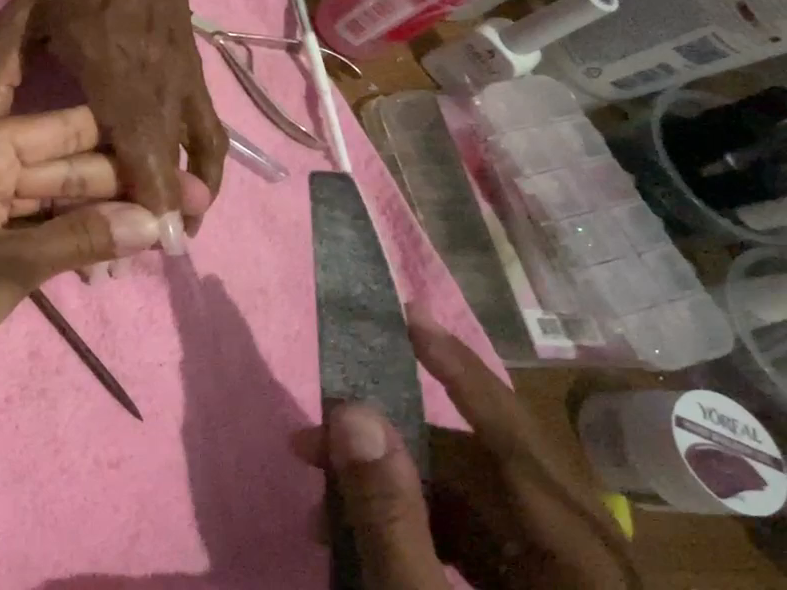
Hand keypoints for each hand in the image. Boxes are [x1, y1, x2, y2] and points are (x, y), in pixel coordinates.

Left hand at [0, 0, 226, 236]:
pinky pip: (209, 134)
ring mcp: (181, 88)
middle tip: (146, 258)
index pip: (131, 153)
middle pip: (162, 166)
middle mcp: (152, 93)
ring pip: (190, 156)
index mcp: (106, 82)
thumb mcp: (22, 17)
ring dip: (188, 199)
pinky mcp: (194, 82)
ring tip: (177, 240)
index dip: (142, 201)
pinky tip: (203, 194)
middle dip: (159, 215)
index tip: (143, 245)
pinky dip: (210, 167)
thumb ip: (0, 71)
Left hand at [0, 107, 208, 375]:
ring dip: (100, 216)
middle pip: (62, 165)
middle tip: (198, 205)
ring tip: (169, 234)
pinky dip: (67, 236)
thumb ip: (83, 238)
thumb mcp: (12, 265)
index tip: (181, 158)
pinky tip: (113, 254)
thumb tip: (155, 223)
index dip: (124, 145)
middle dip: (123, 187)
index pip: (63, 129)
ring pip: (50, 196)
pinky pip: (31, 222)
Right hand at [294, 305, 638, 588]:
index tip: (404, 316)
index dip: (453, 368)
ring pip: (471, 507)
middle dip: (384, 448)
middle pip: (475, 468)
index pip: (505, 431)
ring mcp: (565, 581)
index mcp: (567, 549)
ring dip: (391, 494)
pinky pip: (477, 545)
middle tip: (303, 448)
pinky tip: (366, 544)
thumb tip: (351, 412)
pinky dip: (417, 531)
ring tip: (321, 514)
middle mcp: (577, 553)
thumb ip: (388, 513)